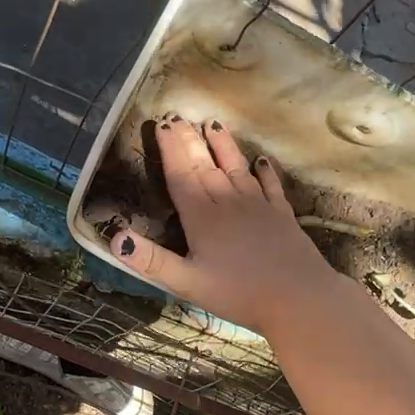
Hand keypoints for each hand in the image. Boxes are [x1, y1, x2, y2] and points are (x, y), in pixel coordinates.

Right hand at [108, 114, 341, 334]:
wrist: (298, 297)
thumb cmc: (238, 293)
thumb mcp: (187, 283)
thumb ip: (152, 261)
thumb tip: (116, 239)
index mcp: (202, 217)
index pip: (181, 175)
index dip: (171, 149)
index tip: (163, 124)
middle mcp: (228, 202)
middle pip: (205, 165)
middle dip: (190, 140)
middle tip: (179, 116)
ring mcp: (258, 205)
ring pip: (236, 167)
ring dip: (223, 145)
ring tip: (212, 125)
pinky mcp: (281, 213)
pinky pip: (270, 184)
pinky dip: (264, 171)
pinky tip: (261, 161)